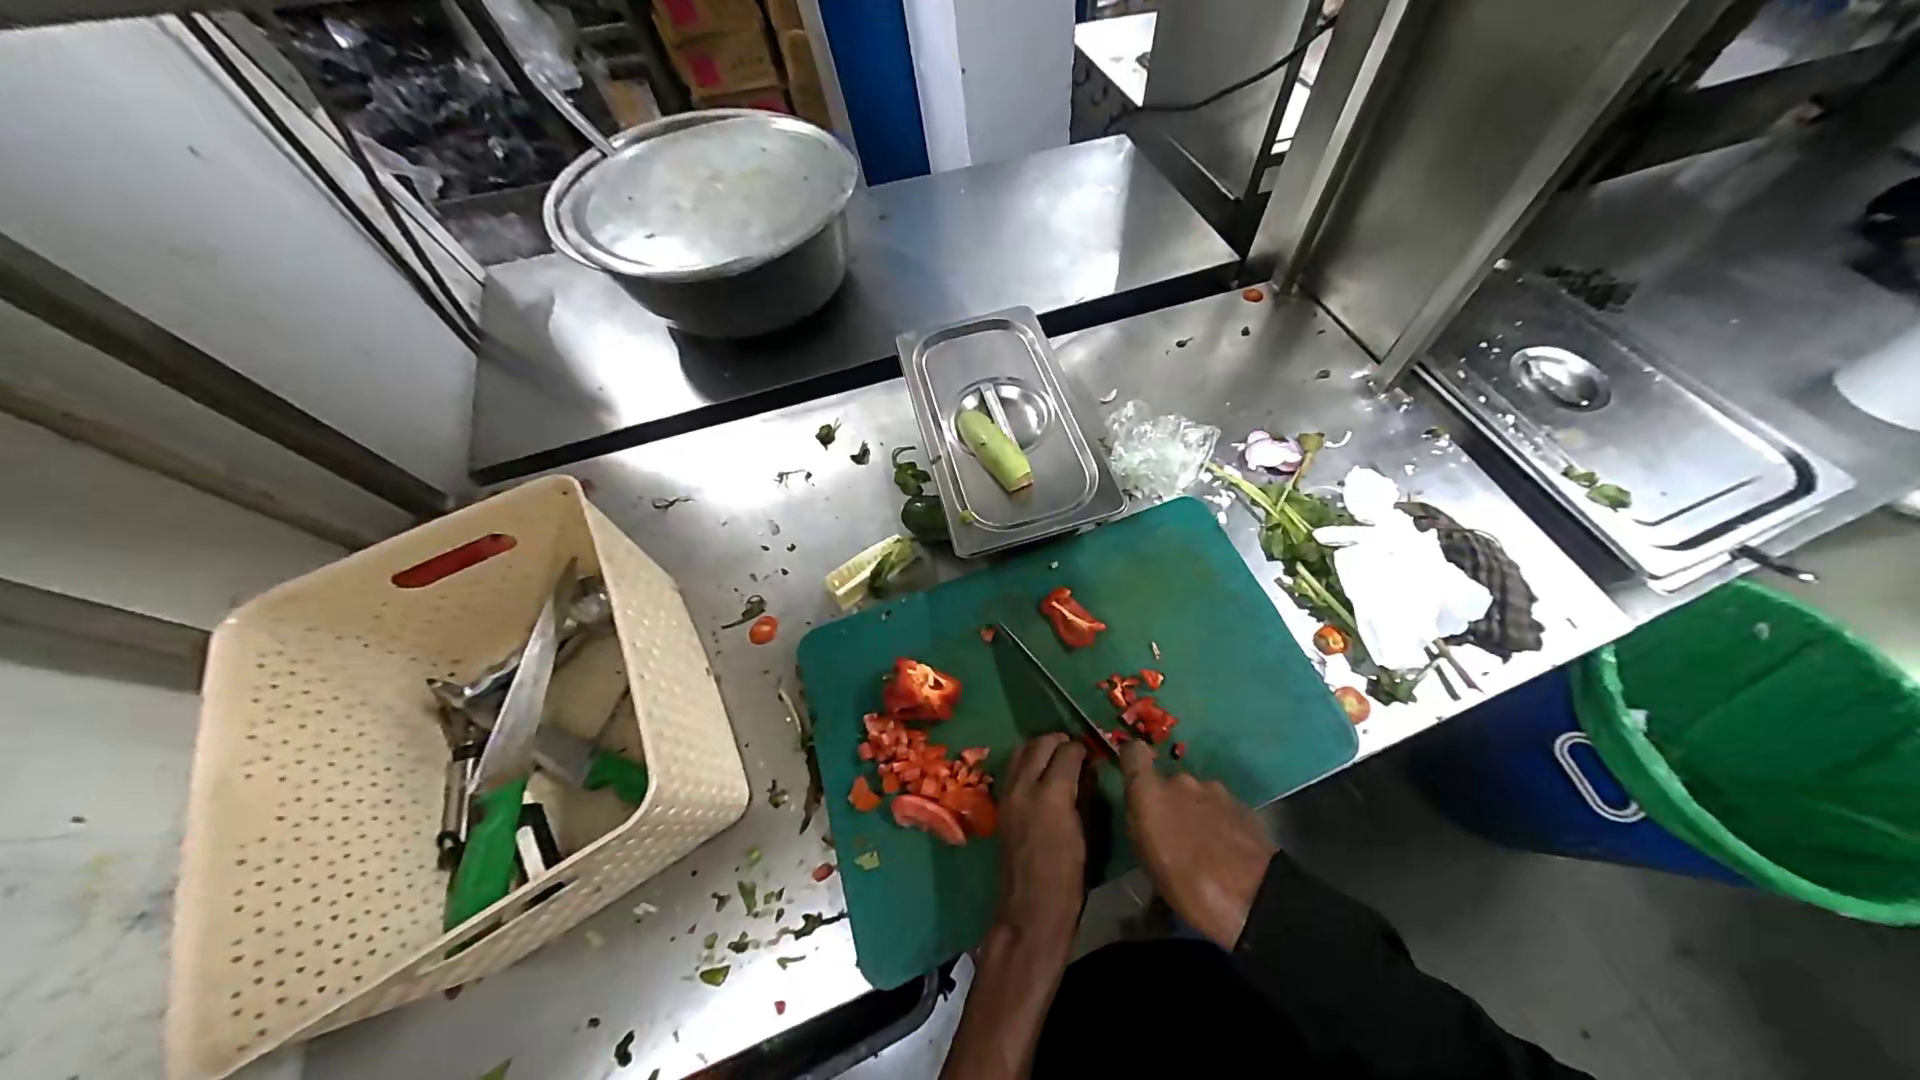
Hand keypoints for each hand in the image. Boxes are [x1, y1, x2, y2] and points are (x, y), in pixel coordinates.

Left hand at [993, 734, 1088, 946]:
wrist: (1030, 909)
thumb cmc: (1068, 878)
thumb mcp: (1086, 834)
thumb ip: (1084, 796)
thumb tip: (1088, 771)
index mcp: (1051, 794)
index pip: (1066, 752)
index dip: (1081, 749)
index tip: (1091, 752)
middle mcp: (1025, 786)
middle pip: (1039, 745)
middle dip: (1058, 742)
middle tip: (1074, 749)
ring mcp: (1008, 794)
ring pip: (1020, 752)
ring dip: (1038, 748)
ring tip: (1056, 757)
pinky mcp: (1000, 805)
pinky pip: (1011, 769)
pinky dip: (1025, 762)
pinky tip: (1039, 774)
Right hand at [1118, 740, 1275, 948]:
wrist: (1254, 898)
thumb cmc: (1187, 884)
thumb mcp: (1147, 859)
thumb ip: (1140, 822)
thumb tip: (1142, 808)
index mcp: (1150, 792)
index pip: (1133, 752)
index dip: (1132, 760)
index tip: (1134, 777)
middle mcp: (1180, 781)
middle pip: (1167, 781)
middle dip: (1168, 801)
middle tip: (1173, 834)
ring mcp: (1214, 789)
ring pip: (1195, 794)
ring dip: (1194, 811)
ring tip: (1203, 846)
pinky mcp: (1241, 803)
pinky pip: (1218, 806)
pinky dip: (1217, 820)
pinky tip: (1224, 849)